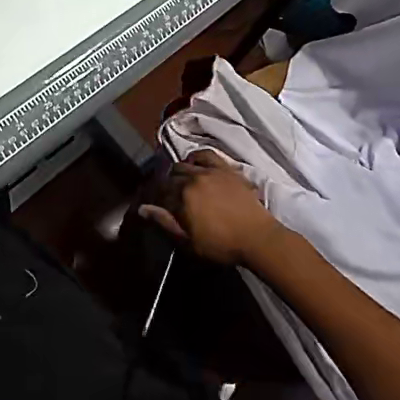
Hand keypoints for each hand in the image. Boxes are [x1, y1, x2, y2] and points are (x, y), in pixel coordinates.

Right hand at [139, 150, 290, 267]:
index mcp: (182, 197)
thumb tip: (142, 208)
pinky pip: (207, 155)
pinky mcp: (227, 169)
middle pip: (172, 175)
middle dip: (167, 184)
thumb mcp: (188, 241)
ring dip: (180, 171)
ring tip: (181, 180)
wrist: (257, 238)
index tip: (157, 204)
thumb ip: (164, 222)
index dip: (156, 198)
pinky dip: (197, 157)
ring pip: (186, 164)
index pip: (161, 192)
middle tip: (169, 196)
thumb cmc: (221, 245)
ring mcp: (211, 171)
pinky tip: (196, 164)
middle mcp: (194, 179)